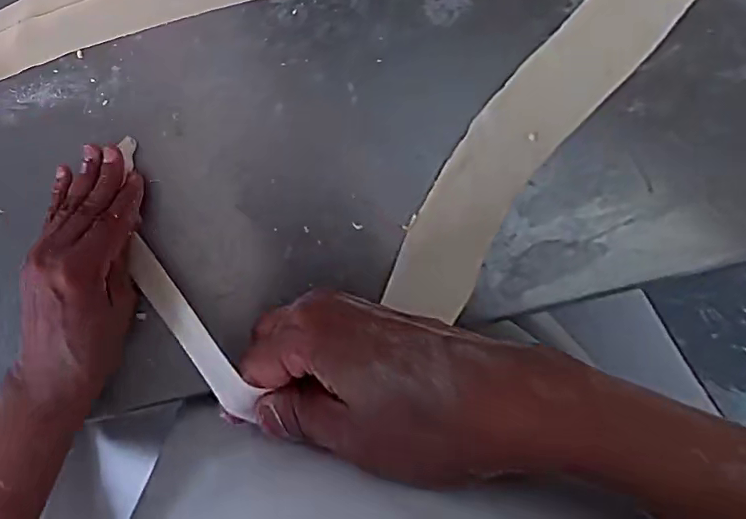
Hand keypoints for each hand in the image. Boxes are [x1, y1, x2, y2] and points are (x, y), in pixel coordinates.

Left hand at [11, 144, 144, 415]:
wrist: (47, 379)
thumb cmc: (91, 353)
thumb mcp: (120, 308)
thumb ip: (121, 261)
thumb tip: (127, 223)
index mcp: (80, 271)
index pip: (110, 224)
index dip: (126, 198)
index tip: (137, 175)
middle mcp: (55, 256)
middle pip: (88, 209)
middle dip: (105, 177)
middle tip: (118, 151)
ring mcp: (39, 254)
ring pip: (68, 208)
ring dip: (84, 178)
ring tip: (94, 152)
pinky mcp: (32, 257)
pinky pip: (50, 219)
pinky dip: (58, 194)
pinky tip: (65, 174)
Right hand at [238, 290, 596, 487]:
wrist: (501, 397)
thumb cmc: (438, 414)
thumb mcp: (351, 438)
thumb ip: (295, 418)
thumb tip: (269, 411)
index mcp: (308, 331)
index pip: (250, 360)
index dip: (244, 395)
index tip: (246, 416)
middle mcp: (323, 308)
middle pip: (268, 338)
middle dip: (268, 377)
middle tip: (288, 421)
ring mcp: (348, 306)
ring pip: (296, 332)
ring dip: (296, 367)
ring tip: (329, 413)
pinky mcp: (370, 313)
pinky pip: (324, 329)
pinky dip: (322, 357)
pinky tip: (352, 393)